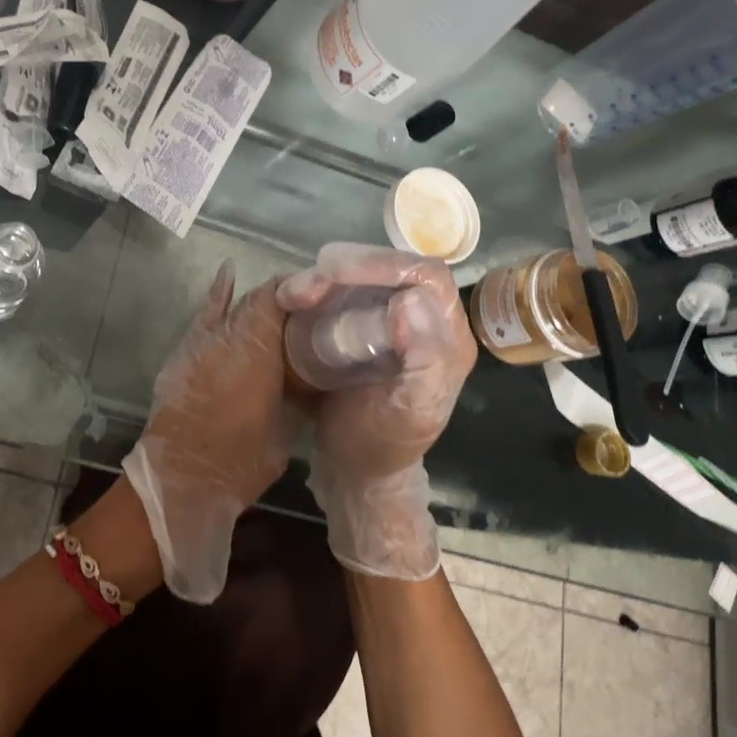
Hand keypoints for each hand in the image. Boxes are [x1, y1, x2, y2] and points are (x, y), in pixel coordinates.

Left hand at [123, 261, 291, 603]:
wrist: (179, 479)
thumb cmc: (237, 462)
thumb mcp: (285, 433)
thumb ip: (301, 399)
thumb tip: (316, 383)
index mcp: (259, 351)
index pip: (284, 299)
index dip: (309, 292)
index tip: (332, 299)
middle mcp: (232, 335)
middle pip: (264, 302)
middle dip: (291, 302)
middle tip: (317, 311)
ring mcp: (204, 339)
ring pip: (238, 308)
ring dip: (262, 306)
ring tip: (288, 309)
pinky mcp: (185, 350)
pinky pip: (206, 314)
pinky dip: (219, 293)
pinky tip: (228, 271)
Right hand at [277, 244, 476, 580]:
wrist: (352, 473)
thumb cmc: (383, 446)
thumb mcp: (411, 412)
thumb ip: (425, 360)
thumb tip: (410, 300)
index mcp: (445, 336)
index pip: (425, 276)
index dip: (384, 263)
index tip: (336, 272)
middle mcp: (420, 320)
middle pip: (390, 268)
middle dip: (346, 267)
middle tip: (304, 286)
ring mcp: (385, 323)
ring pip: (361, 277)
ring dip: (324, 277)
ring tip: (292, 294)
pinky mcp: (356, 330)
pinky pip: (339, 296)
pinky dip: (314, 291)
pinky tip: (291, 300)